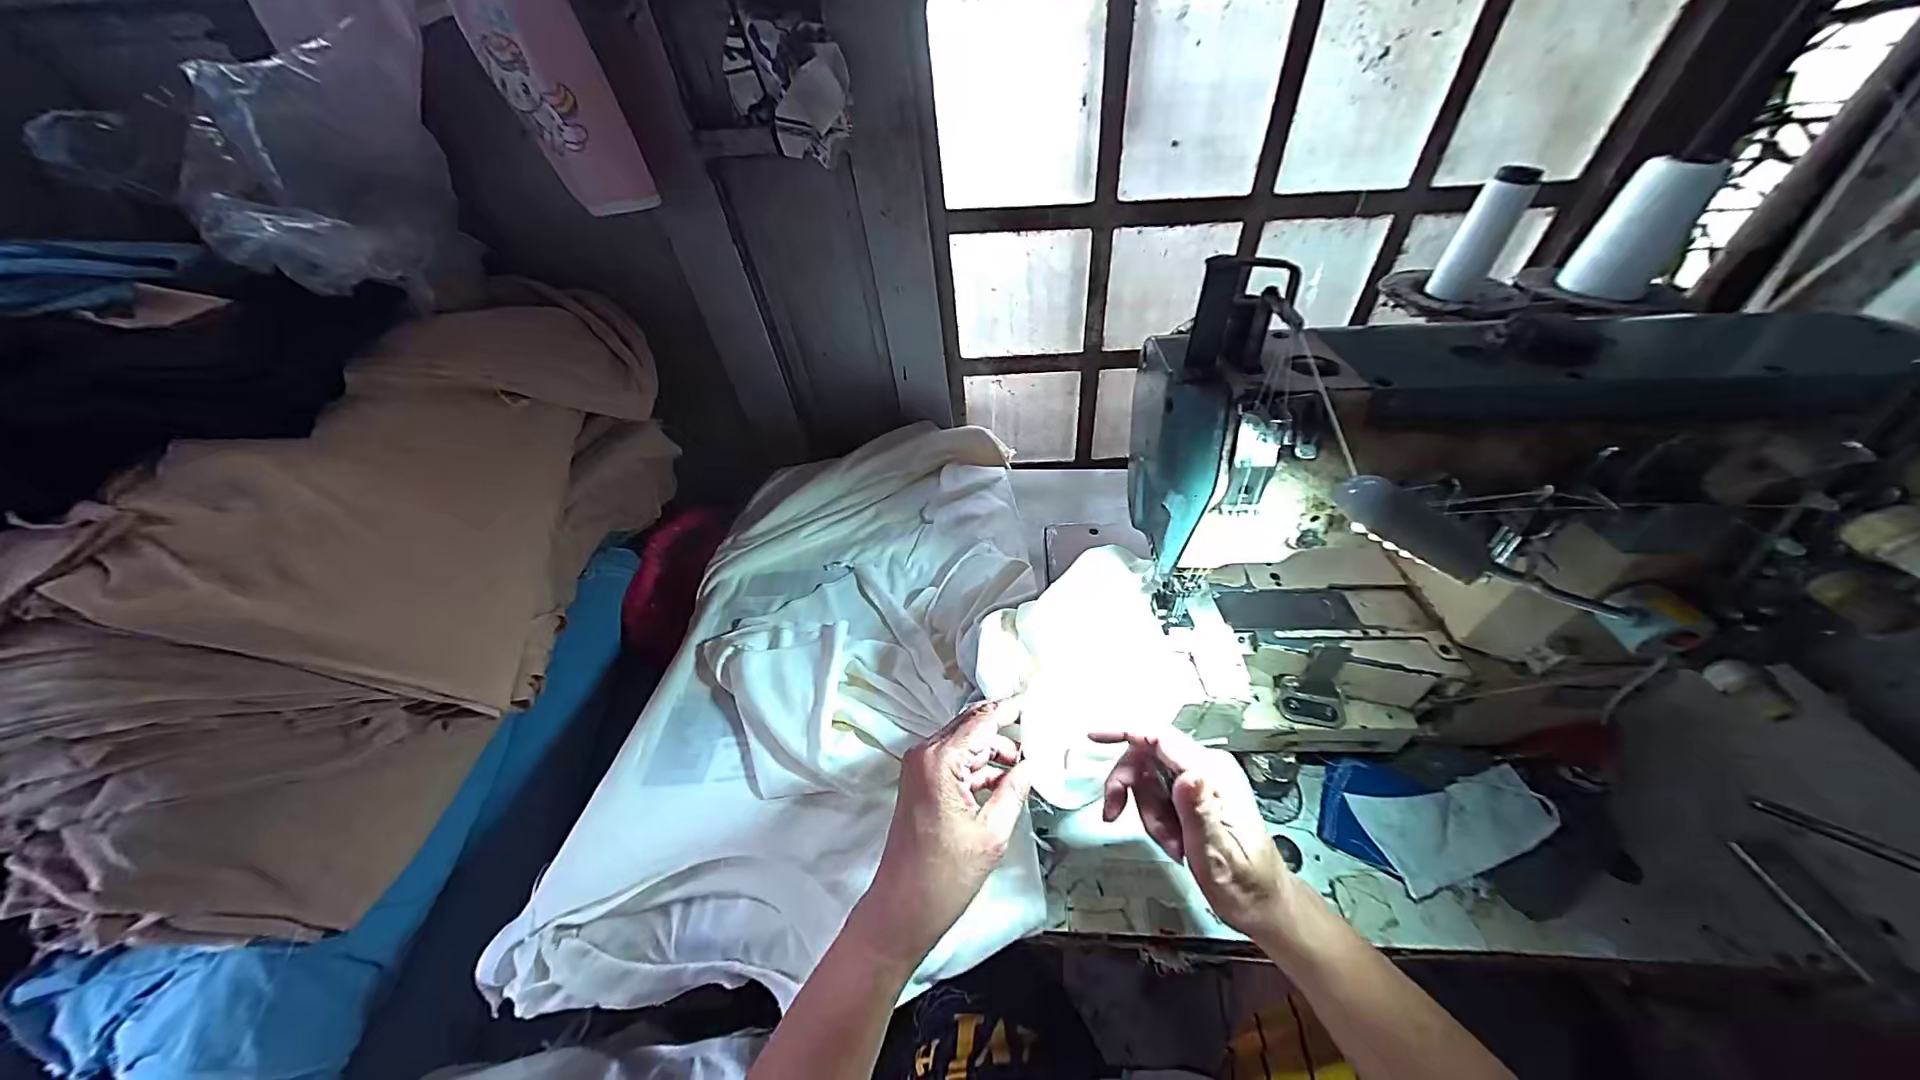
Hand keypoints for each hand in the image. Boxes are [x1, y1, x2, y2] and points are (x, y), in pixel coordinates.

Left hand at [851, 700, 1033, 963]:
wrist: (902, 909)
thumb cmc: (942, 878)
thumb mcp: (992, 832)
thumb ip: (1014, 789)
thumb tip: (1031, 765)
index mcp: (940, 761)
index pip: (981, 720)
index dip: (1009, 709)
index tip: (1032, 700)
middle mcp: (924, 756)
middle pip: (970, 726)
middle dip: (1003, 731)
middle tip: (1036, 737)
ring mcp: (918, 769)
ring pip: (963, 743)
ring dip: (992, 752)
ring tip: (1022, 769)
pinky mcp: (919, 783)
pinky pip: (954, 762)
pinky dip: (977, 767)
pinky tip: (1002, 782)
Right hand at [1091, 728, 1291, 940]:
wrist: (1263, 901)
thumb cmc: (1244, 883)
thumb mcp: (1217, 853)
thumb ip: (1200, 812)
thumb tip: (1188, 775)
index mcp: (1213, 774)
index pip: (1160, 738)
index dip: (1124, 733)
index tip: (1095, 736)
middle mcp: (1207, 768)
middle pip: (1148, 756)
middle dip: (1130, 787)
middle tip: (1115, 812)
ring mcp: (1202, 779)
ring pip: (1150, 778)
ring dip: (1148, 812)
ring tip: (1170, 844)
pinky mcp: (1196, 792)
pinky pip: (1158, 793)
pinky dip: (1156, 817)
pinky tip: (1173, 841)